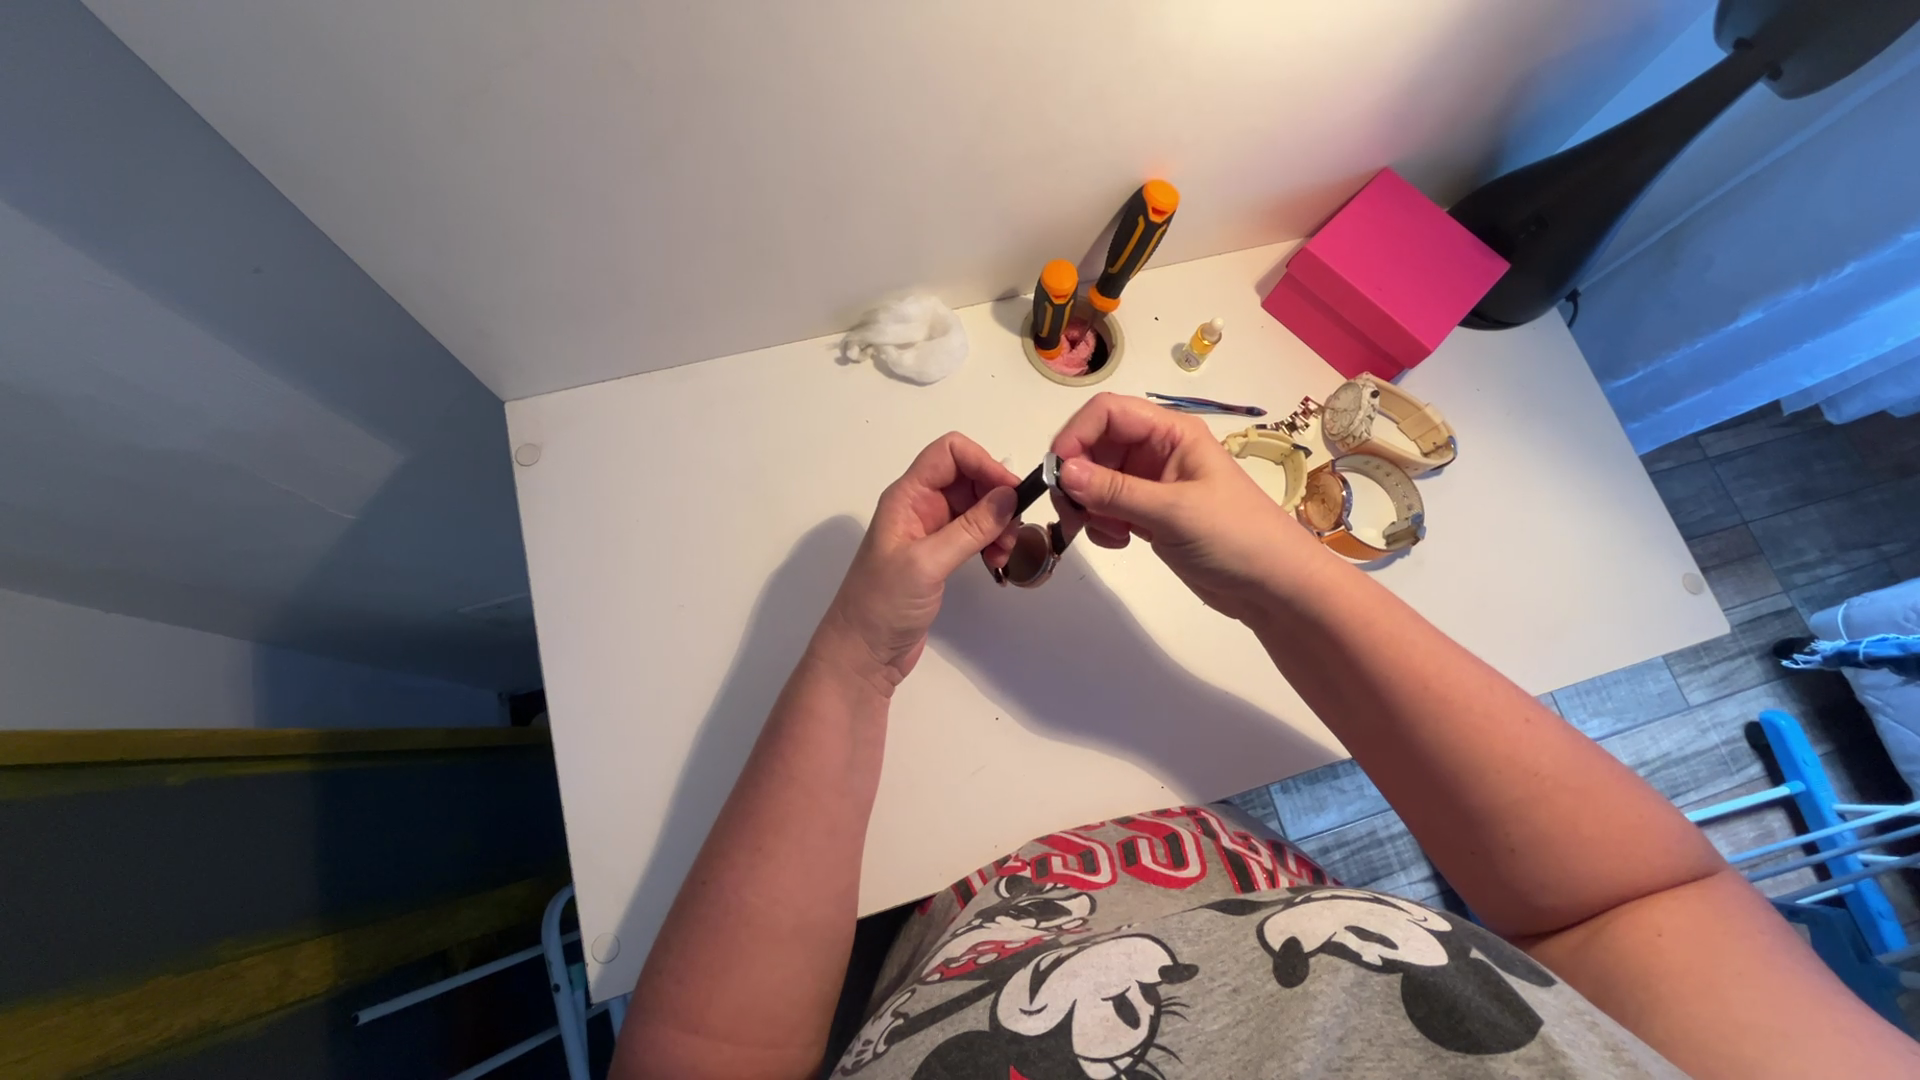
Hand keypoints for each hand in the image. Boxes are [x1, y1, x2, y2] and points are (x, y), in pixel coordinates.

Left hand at [817, 432, 1021, 690]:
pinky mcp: (938, 557)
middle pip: (967, 478)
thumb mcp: (928, 563)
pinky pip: (972, 534)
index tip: (1011, 493)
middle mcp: (918, 507)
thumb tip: (1009, 496)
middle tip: (1014, 530)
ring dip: (997, 523)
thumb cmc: (882, 604)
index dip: (983, 463)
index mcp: (906, 497)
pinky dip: (989, 542)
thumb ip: (970, 528)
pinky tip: (997, 562)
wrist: (862, 653)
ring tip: (1006, 551)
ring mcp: (928, 532)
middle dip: (996, 497)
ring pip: (974, 507)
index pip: (949, 453)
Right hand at [1050, 393, 1330, 620]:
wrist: (1273, 586)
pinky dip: (1101, 524)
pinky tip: (1120, 542)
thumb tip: (1062, 471)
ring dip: (1087, 505)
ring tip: (1106, 534)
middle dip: (1077, 478)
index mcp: (1171, 433)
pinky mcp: (1147, 514)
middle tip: (1072, 514)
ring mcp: (1150, 484)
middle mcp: (1157, 451)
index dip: (1077, 434)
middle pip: (1095, 446)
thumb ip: (1115, 491)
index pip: (1108, 413)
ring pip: (1094, 480)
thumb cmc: (1236, 536)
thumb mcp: (1174, 511)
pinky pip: (1106, 508)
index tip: (1059, 473)